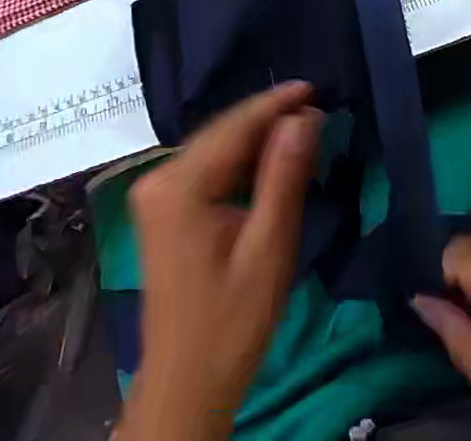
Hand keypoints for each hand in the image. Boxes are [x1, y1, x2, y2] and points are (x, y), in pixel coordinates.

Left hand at [117, 82, 323, 440]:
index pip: (233, 128)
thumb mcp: (268, 248)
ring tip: (300, 124)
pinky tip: (267, 156)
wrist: (187, 383)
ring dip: (255, 136)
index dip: (275, 103)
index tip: (313, 86)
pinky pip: (207, 166)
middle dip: (267, 117)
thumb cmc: (232, 323)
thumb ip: (284, 177)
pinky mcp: (163, 207)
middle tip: (314, 106)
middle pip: (221, 132)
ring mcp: (156, 193)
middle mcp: (159, 178)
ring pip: (215, 147)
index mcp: (178, 186)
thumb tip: (304, 118)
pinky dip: (240, 158)